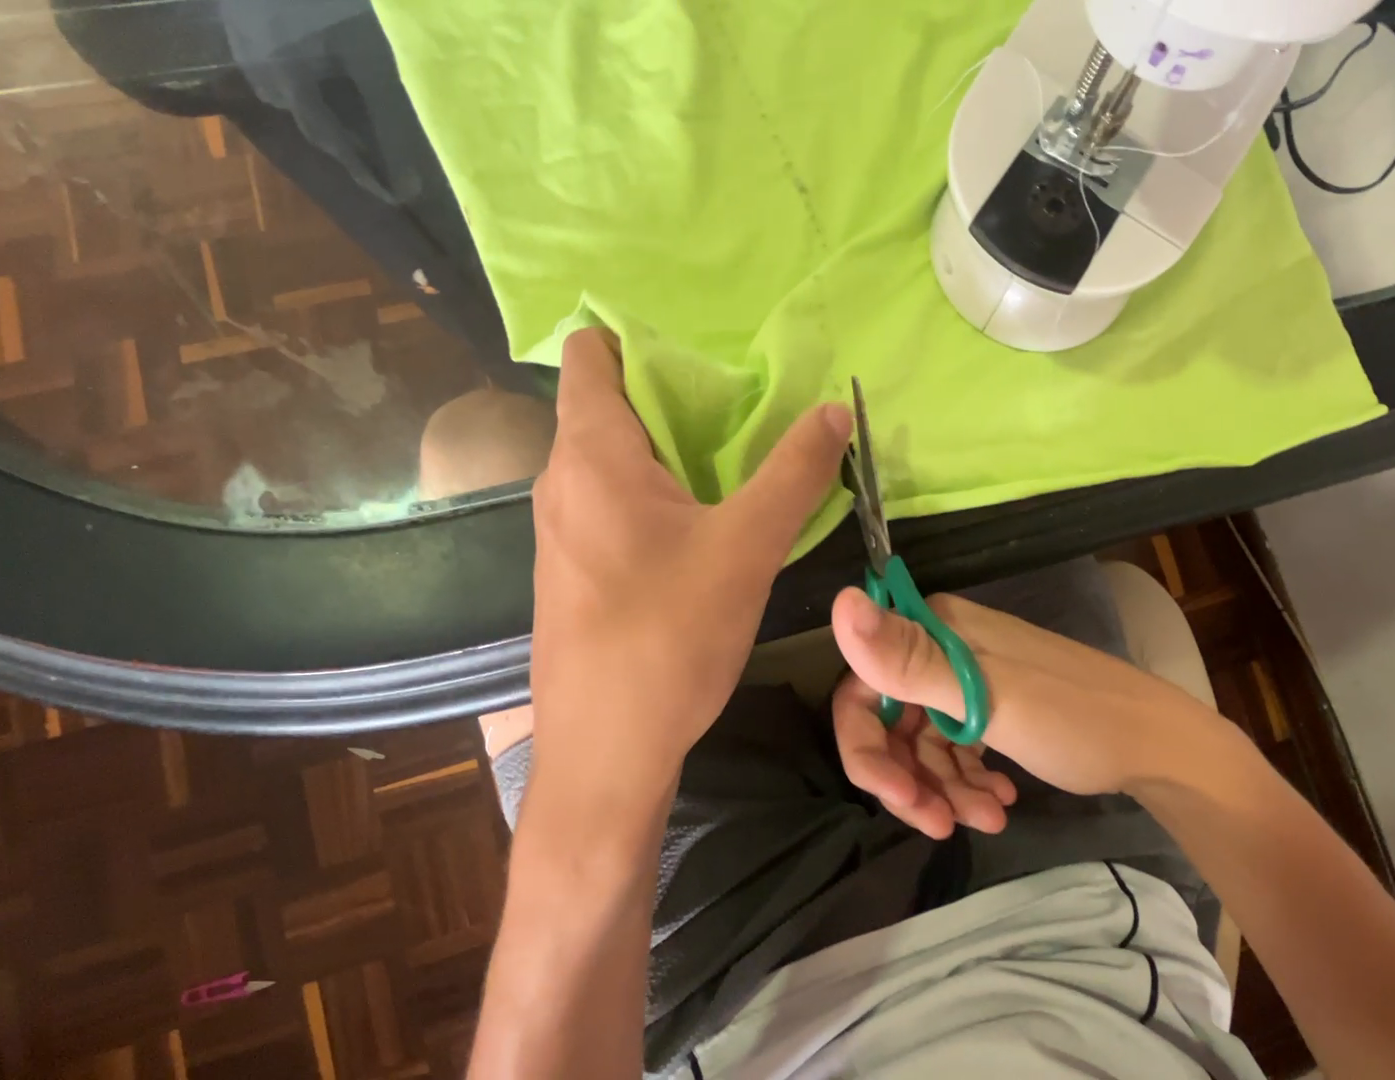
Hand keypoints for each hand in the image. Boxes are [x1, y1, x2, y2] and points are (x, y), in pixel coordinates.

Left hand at [529, 329, 850, 784]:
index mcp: (592, 454)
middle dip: (677, 401)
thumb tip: (834, 409)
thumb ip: (794, 472)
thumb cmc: (668, 637)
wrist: (605, 751)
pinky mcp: (571, 571)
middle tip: (747, 419)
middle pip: (611, 406)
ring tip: (736, 474)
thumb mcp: (748, 548)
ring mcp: (560, 530)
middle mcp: (561, 480)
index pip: (592, 355)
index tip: (709, 365)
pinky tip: (703, 536)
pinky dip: (655, 499)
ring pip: (613, 462)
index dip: (643, 342)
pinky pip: (612, 506)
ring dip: (671, 456)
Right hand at [830, 586, 1205, 837]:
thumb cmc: (1075, 717)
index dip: (867, 746)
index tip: (895, 797)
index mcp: (937, 631)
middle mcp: (946, 647)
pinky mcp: (994, 707)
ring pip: (925, 743)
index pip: (863, 688)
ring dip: (945, 788)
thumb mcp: (988, 697)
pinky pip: (957, 749)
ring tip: (987, 820)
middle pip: (892, 721)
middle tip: (940, 825)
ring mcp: (972, 679)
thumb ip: (909, 659)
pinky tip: (1000, 806)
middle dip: (909, 778)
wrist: (1161, 746)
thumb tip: (838, 601)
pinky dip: (968, 782)